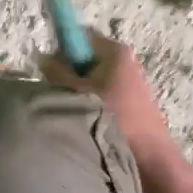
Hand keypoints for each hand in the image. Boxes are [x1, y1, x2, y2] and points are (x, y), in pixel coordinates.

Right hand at [39, 32, 175, 169]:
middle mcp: (126, 60)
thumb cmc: (113, 117)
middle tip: (60, 94)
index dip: (62, 52)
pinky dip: (94, 103)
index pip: (80, 38)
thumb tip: (44, 57)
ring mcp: (132, 80)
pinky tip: (89, 121)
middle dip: (70, 74)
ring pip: (95, 79)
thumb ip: (57, 72)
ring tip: (75, 111)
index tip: (50, 72)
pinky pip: (105, 93)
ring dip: (81, 92)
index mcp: (115, 51)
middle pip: (87, 59)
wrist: (148, 154)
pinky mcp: (134, 100)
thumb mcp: (77, 93)